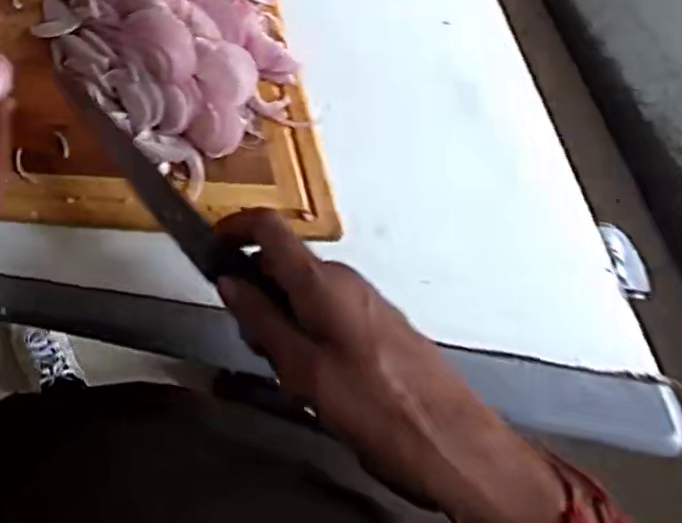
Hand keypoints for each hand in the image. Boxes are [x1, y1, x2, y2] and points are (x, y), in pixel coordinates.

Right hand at [214, 210, 564, 522]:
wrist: (470, 457)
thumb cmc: (385, 413)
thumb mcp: (304, 370)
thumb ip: (260, 319)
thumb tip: (229, 282)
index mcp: (322, 282)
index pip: (266, 225)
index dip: (231, 227)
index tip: (211, 247)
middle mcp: (344, 280)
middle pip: (280, 262)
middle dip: (255, 291)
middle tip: (250, 336)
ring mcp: (365, 301)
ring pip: (302, 290)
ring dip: (280, 317)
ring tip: (287, 370)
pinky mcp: (380, 324)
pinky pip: (326, 309)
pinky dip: (306, 330)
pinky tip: (316, 377)